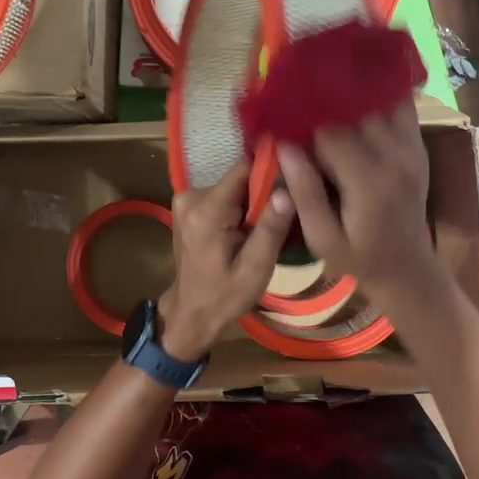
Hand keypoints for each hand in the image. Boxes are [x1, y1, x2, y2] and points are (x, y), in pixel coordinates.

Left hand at [158, 158, 294, 360]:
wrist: (192, 310)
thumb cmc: (225, 294)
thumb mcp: (256, 268)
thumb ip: (271, 228)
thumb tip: (288, 191)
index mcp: (206, 210)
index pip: (243, 169)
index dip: (270, 173)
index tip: (293, 185)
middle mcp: (190, 196)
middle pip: (238, 178)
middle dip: (262, 193)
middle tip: (282, 216)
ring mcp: (185, 198)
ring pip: (232, 186)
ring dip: (250, 202)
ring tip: (265, 226)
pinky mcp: (187, 204)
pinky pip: (222, 194)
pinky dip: (237, 208)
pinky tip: (247, 228)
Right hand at [277, 98, 435, 296]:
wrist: (408, 267)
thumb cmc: (358, 258)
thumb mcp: (322, 238)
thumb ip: (305, 193)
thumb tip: (283, 145)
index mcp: (368, 183)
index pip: (329, 132)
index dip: (300, 117)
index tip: (276, 111)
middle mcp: (394, 158)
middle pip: (353, 109)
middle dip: (322, 99)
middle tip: (293, 94)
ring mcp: (410, 148)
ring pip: (376, 100)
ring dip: (347, 91)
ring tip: (319, 86)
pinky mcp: (416, 145)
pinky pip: (399, 105)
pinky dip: (375, 93)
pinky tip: (352, 91)